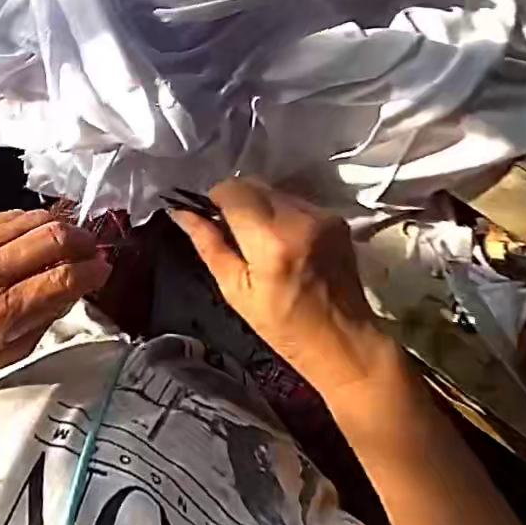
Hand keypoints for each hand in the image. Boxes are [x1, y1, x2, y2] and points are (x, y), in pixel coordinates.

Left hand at [0, 209, 109, 406]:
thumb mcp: (8, 355)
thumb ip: (44, 319)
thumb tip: (75, 289)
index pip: (61, 278)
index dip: (91, 271)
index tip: (105, 269)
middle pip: (51, 238)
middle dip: (82, 241)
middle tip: (93, 249)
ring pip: (32, 219)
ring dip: (60, 225)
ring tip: (73, 237)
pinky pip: (7, 216)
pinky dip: (31, 219)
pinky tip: (41, 230)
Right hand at [169, 178, 397, 394]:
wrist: (344, 341)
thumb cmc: (283, 326)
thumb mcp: (234, 290)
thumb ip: (208, 244)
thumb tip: (181, 212)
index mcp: (270, 240)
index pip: (232, 190)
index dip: (214, 200)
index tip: (211, 220)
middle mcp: (299, 218)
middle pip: (252, 183)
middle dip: (235, 200)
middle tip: (231, 231)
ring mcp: (321, 216)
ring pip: (273, 190)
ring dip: (258, 205)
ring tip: (257, 238)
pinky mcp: (335, 218)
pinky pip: (294, 200)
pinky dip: (280, 212)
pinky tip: (281, 240)